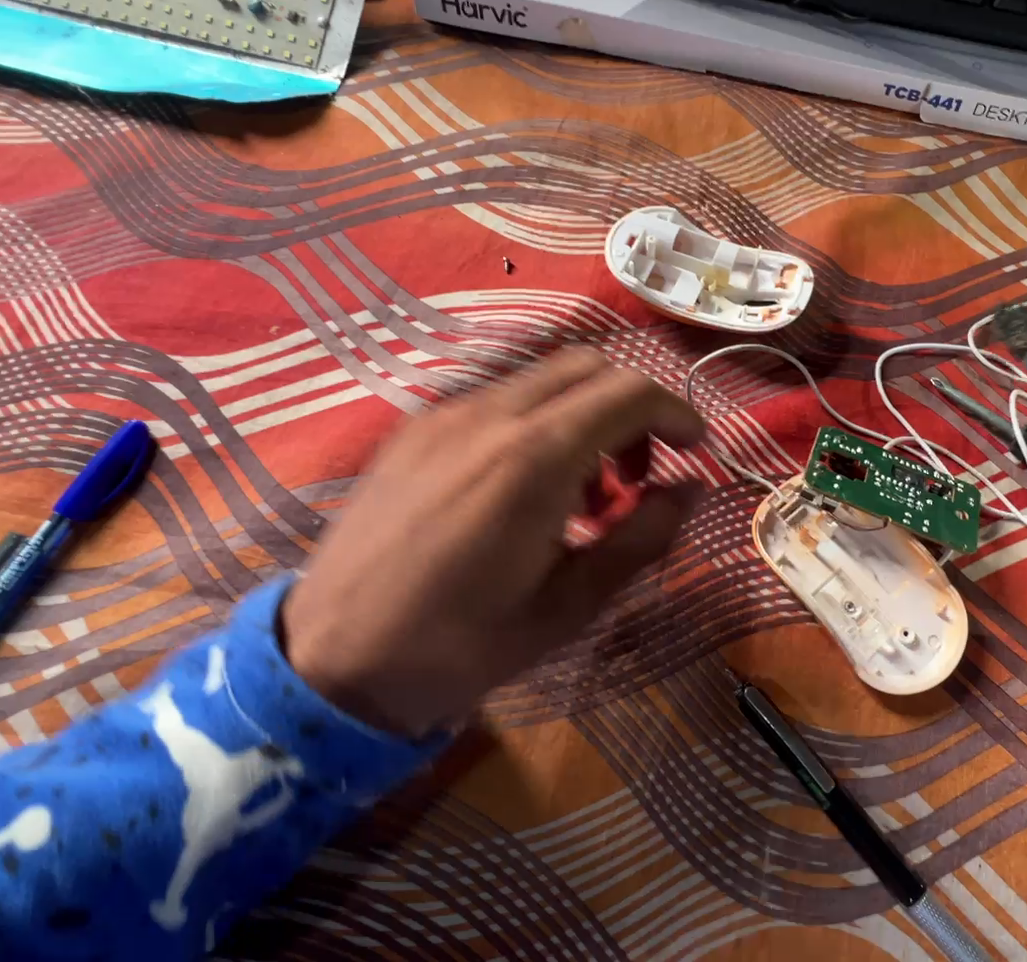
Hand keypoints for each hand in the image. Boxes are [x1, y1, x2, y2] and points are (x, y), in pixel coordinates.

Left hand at [280, 349, 706, 735]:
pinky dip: (538, 422)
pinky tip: (524, 490)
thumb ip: (641, 537)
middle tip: (640, 476)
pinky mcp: (414, 429)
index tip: (698, 449)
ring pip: (543, 378)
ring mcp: (444, 415)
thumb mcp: (568, 607)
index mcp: (533, 458)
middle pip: (590, 366)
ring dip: (586, 415)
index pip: (630, 391)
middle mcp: (489, 415)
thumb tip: (694, 489)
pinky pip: (498, 400)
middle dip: (633, 408)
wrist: (329, 661)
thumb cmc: (460, 647)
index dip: (677, 412)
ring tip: (584, 492)